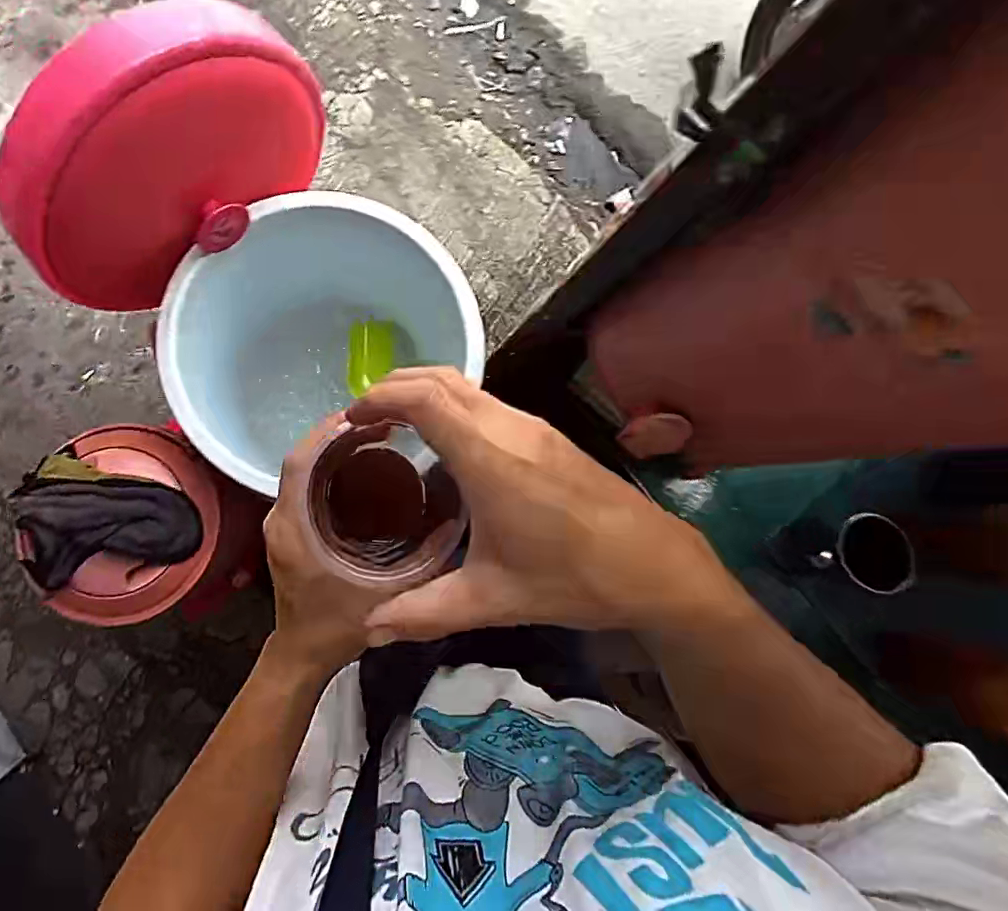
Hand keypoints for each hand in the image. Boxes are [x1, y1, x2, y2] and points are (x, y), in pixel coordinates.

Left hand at [262, 413, 406, 674]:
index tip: (364, 413)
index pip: (299, 462)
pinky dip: (333, 470)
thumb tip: (458, 520)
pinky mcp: (292, 530)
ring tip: (378, 437)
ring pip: (305, 472)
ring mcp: (284, 524)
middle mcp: (281, 518)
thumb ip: (425, 562)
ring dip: (336, 450)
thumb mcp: (391, 594)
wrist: (304, 657)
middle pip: (303, 460)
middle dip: (339, 435)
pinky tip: (365, 469)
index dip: (327, 432)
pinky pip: (308, 486)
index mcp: (293, 526)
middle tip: (382, 422)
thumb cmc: (337, 627)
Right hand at [348, 367, 732, 642]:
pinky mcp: (548, 433)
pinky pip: (487, 401)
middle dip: (396, 386)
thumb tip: (368, 628)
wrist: (654, 564)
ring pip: (467, 385)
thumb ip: (426, 612)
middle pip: (442, 379)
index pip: (426, 399)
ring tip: (396, 423)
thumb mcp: (494, 599)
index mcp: (490, 458)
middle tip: (365, 416)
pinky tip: (447, 440)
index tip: (353, 417)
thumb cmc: (573, 578)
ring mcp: (533, 426)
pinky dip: (453, 403)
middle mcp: (510, 427)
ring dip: (426, 391)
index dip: (382, 396)